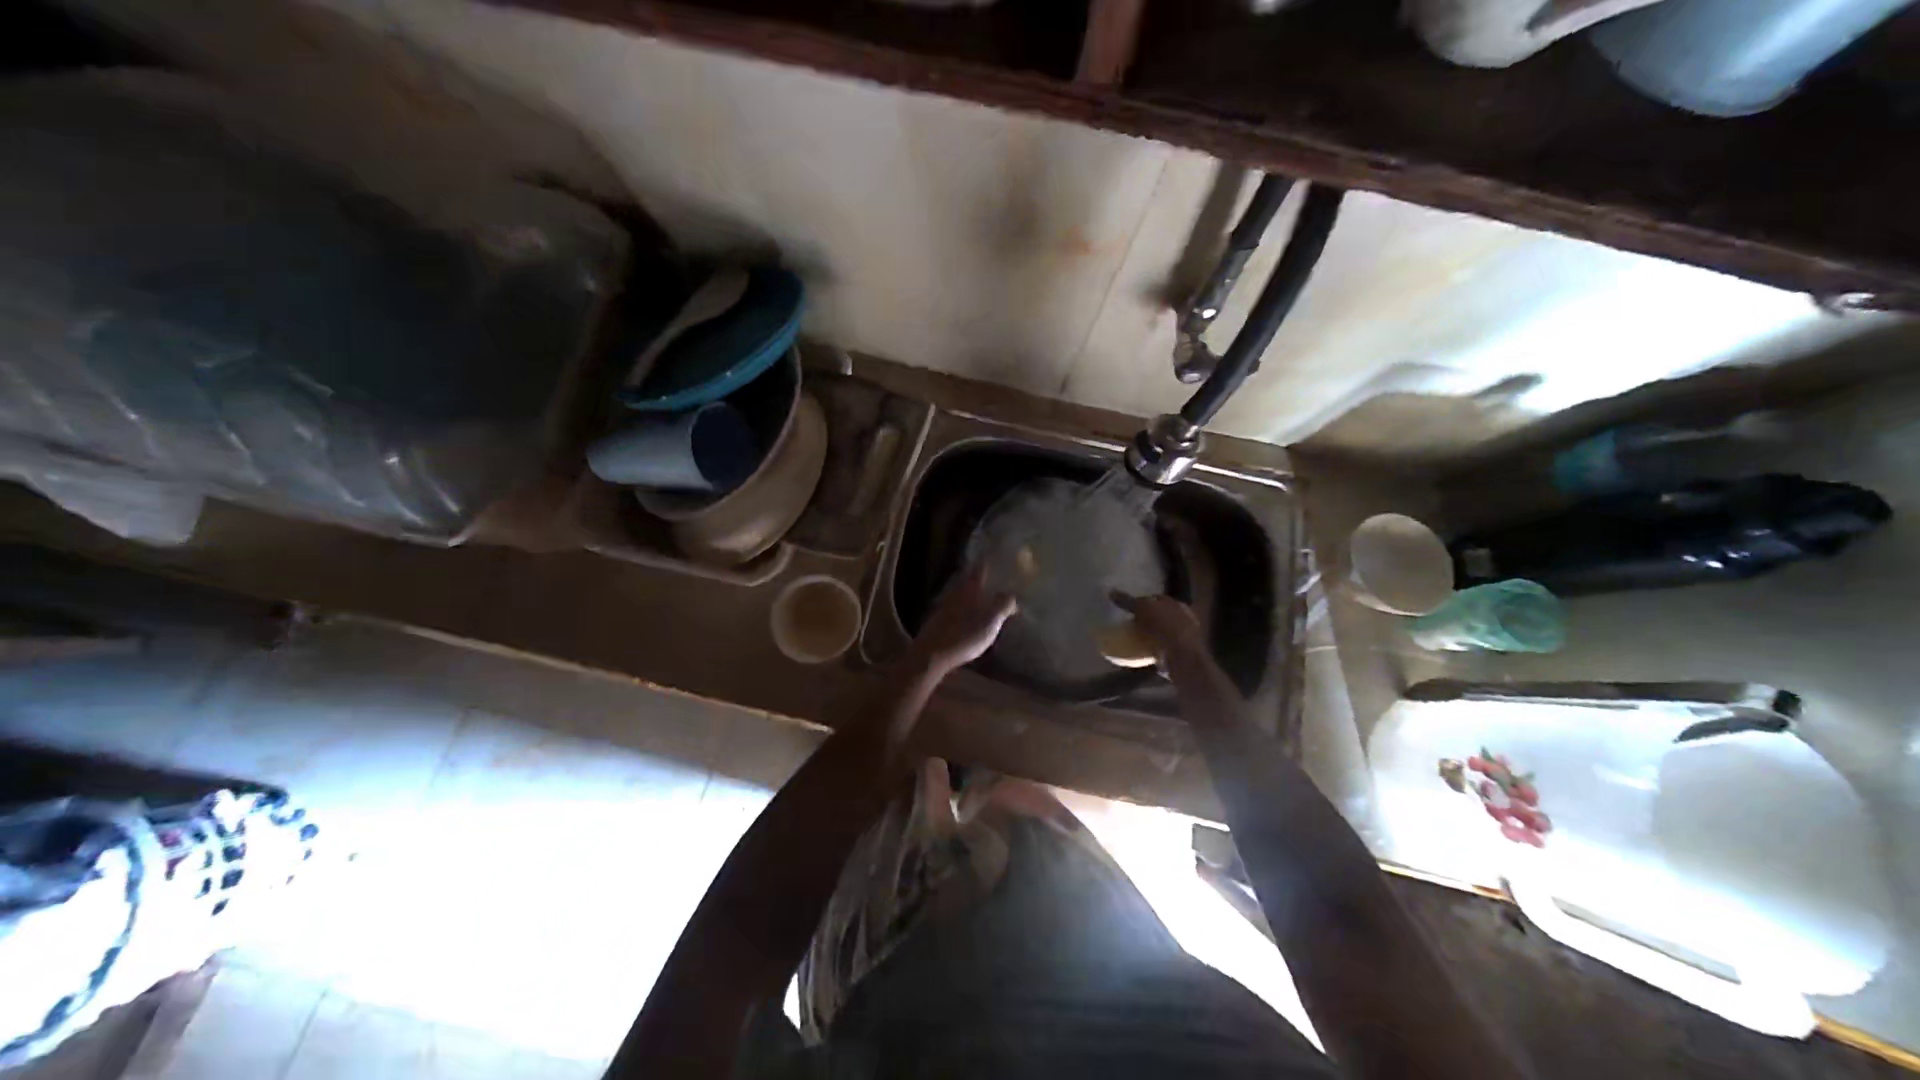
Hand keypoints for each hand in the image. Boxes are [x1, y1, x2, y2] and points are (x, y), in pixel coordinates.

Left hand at [910, 567, 1016, 676]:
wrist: (931, 654)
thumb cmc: (965, 635)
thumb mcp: (991, 620)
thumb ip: (1003, 605)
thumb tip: (1011, 594)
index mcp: (969, 588)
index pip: (979, 567)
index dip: (987, 560)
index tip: (994, 555)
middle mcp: (954, 592)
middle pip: (968, 579)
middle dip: (979, 577)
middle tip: (992, 576)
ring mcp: (943, 606)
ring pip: (960, 593)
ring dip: (971, 594)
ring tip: (983, 598)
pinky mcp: (937, 620)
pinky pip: (954, 608)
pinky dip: (963, 608)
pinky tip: (968, 618)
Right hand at [1111, 592, 1207, 661]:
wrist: (1180, 654)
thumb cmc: (1164, 625)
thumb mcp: (1142, 608)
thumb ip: (1127, 600)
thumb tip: (1111, 591)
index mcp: (1176, 604)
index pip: (1157, 599)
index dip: (1143, 601)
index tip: (1130, 606)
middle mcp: (1183, 619)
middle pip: (1160, 616)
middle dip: (1147, 618)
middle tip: (1129, 622)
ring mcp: (1181, 638)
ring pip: (1161, 633)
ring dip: (1149, 635)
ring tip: (1132, 638)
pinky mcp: (1176, 653)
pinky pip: (1160, 649)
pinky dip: (1151, 649)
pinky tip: (1140, 651)